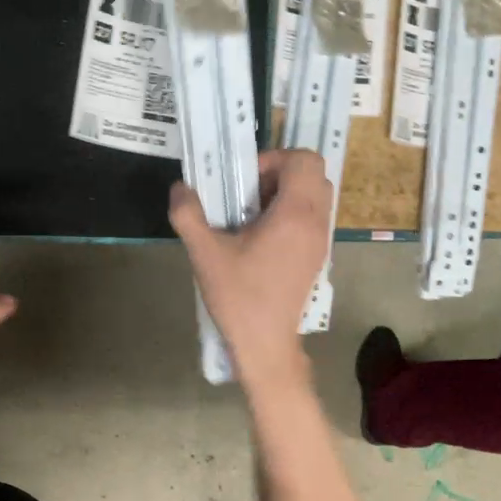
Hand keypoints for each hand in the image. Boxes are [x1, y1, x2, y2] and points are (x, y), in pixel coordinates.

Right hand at [169, 149, 333, 381]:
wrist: (265, 341)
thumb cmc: (238, 296)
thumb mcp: (204, 254)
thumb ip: (188, 215)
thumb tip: (179, 188)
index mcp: (294, 213)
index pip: (303, 159)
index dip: (273, 159)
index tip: (244, 180)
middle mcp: (315, 221)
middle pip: (313, 174)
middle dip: (280, 173)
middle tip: (247, 195)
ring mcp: (320, 240)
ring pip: (315, 196)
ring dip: (285, 194)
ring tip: (252, 217)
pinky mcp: (316, 256)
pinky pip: (312, 218)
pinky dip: (291, 214)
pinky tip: (260, 239)